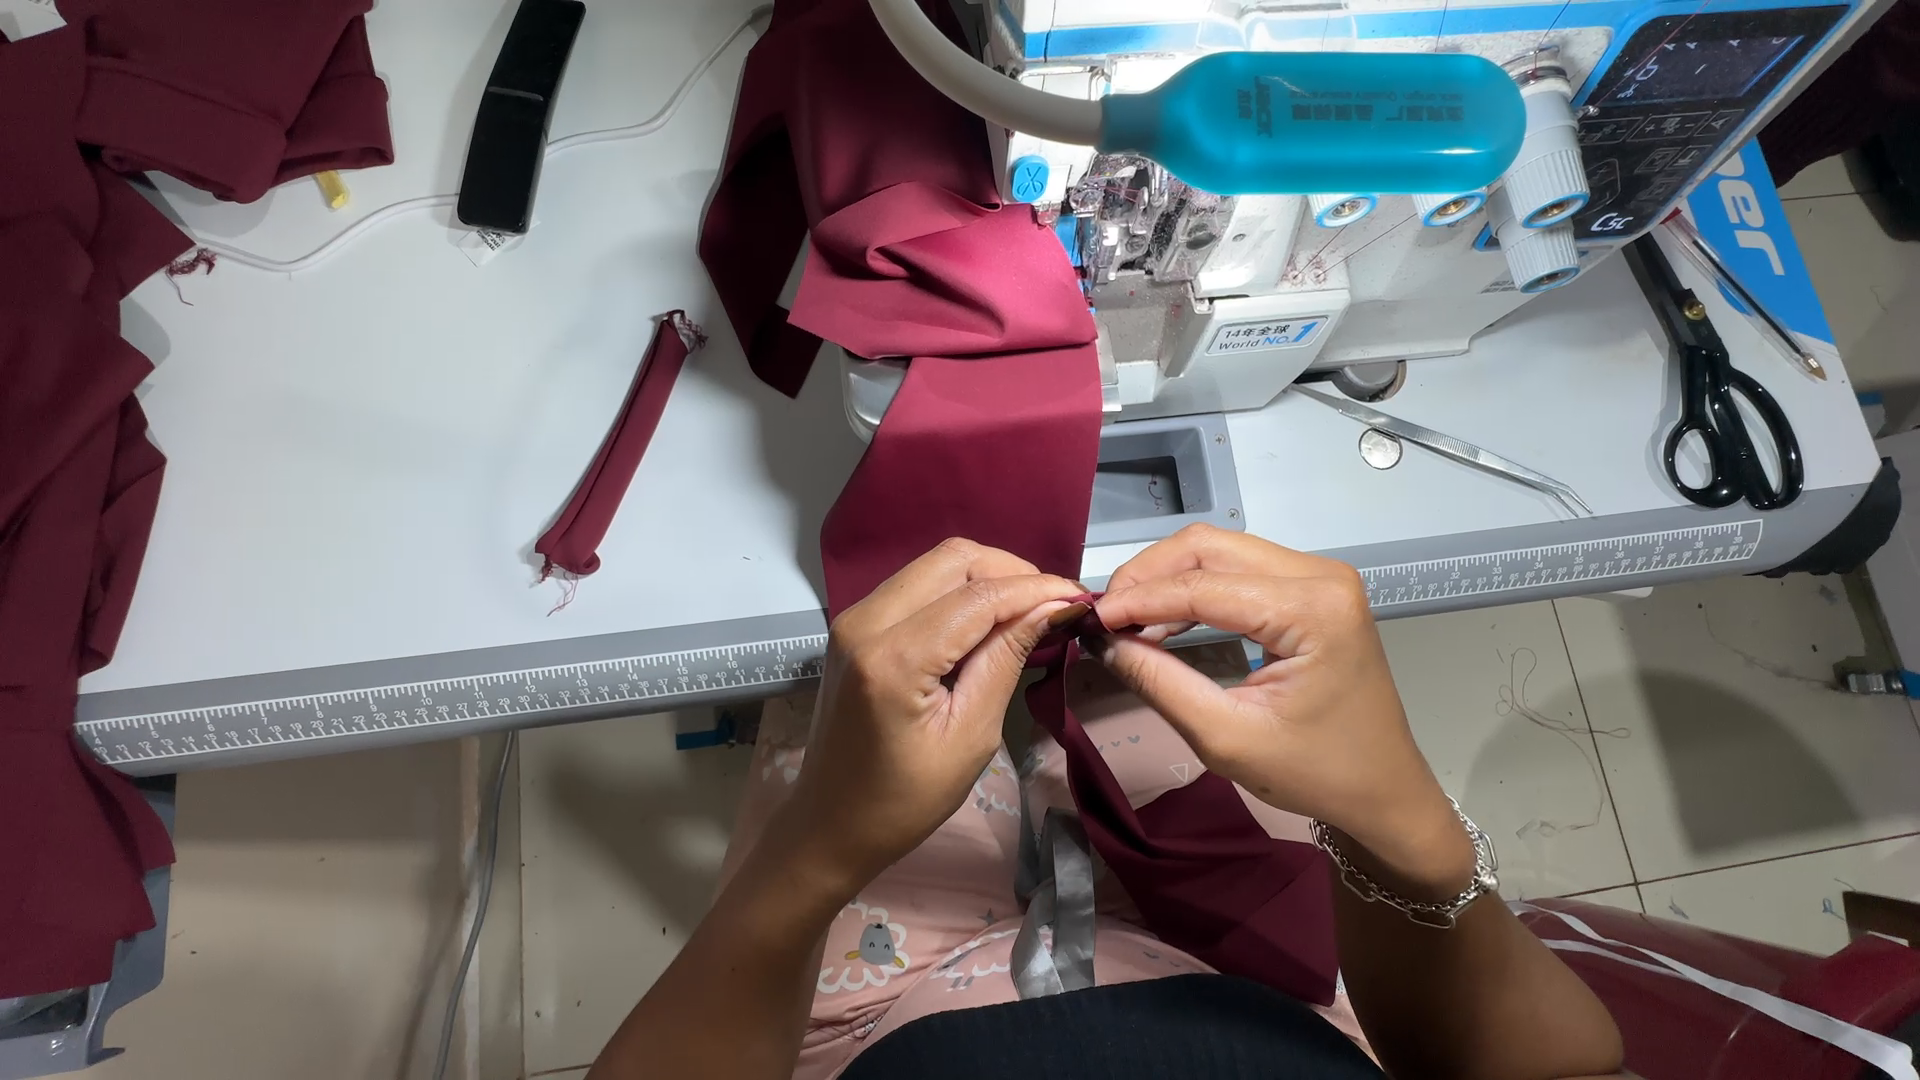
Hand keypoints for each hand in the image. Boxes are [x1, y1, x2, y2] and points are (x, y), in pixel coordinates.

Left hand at [773, 539, 1083, 898]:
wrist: (830, 822)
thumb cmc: (905, 799)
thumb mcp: (970, 736)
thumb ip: (1006, 660)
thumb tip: (1051, 608)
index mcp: (894, 658)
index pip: (978, 597)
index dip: (1036, 590)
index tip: (1081, 599)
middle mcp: (867, 621)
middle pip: (953, 559)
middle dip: (1011, 572)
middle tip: (1052, 605)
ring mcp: (854, 618)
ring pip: (934, 564)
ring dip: (986, 576)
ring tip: (1027, 610)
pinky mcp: (855, 624)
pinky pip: (916, 584)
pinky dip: (958, 589)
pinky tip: (987, 618)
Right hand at [1090, 525, 1470, 896]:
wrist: (1385, 791)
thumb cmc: (1315, 772)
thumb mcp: (1225, 737)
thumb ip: (1158, 682)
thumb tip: (1101, 641)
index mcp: (1311, 609)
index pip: (1201, 586)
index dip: (1138, 600)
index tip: (1089, 620)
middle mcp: (1319, 575)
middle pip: (1207, 547)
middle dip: (1147, 576)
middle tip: (1106, 614)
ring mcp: (1317, 576)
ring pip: (1217, 551)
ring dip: (1165, 579)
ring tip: (1125, 618)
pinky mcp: (1309, 588)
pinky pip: (1235, 570)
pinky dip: (1190, 589)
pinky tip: (1161, 619)